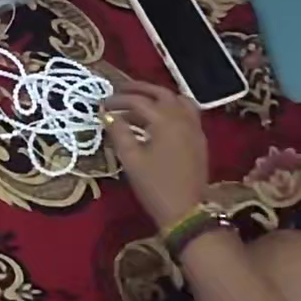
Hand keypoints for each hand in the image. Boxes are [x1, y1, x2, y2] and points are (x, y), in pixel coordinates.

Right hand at [103, 78, 209, 229]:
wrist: (185, 211)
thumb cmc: (154, 185)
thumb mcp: (130, 159)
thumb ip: (119, 132)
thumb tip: (108, 115)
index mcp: (166, 122)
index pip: (139, 101)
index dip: (118, 100)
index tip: (101, 104)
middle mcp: (183, 119)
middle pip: (162, 94)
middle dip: (140, 89)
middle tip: (120, 90)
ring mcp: (195, 129)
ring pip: (178, 101)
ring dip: (159, 97)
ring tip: (140, 102)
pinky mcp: (199, 140)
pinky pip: (187, 113)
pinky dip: (171, 108)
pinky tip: (157, 119)